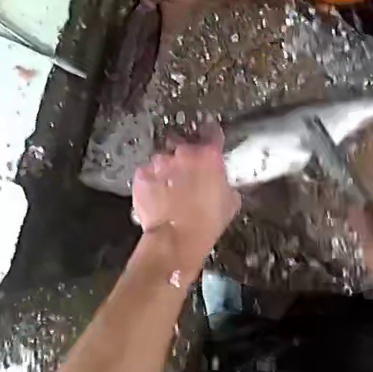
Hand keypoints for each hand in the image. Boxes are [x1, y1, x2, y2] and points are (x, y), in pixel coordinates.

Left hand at [132, 127, 239, 265]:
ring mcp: (160, 163)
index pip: (213, 132)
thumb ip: (225, 182)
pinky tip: (157, 195)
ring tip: (171, 188)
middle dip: (187, 157)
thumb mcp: (230, 201)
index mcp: (209, 155)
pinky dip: (152, 181)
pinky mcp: (142, 175)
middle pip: (185, 145)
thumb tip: (220, 182)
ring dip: (168, 169)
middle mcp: (183, 153)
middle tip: (190, 174)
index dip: (212, 136)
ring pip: (164, 159)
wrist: (177, 239)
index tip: (211, 138)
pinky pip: (147, 173)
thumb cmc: (208, 222)